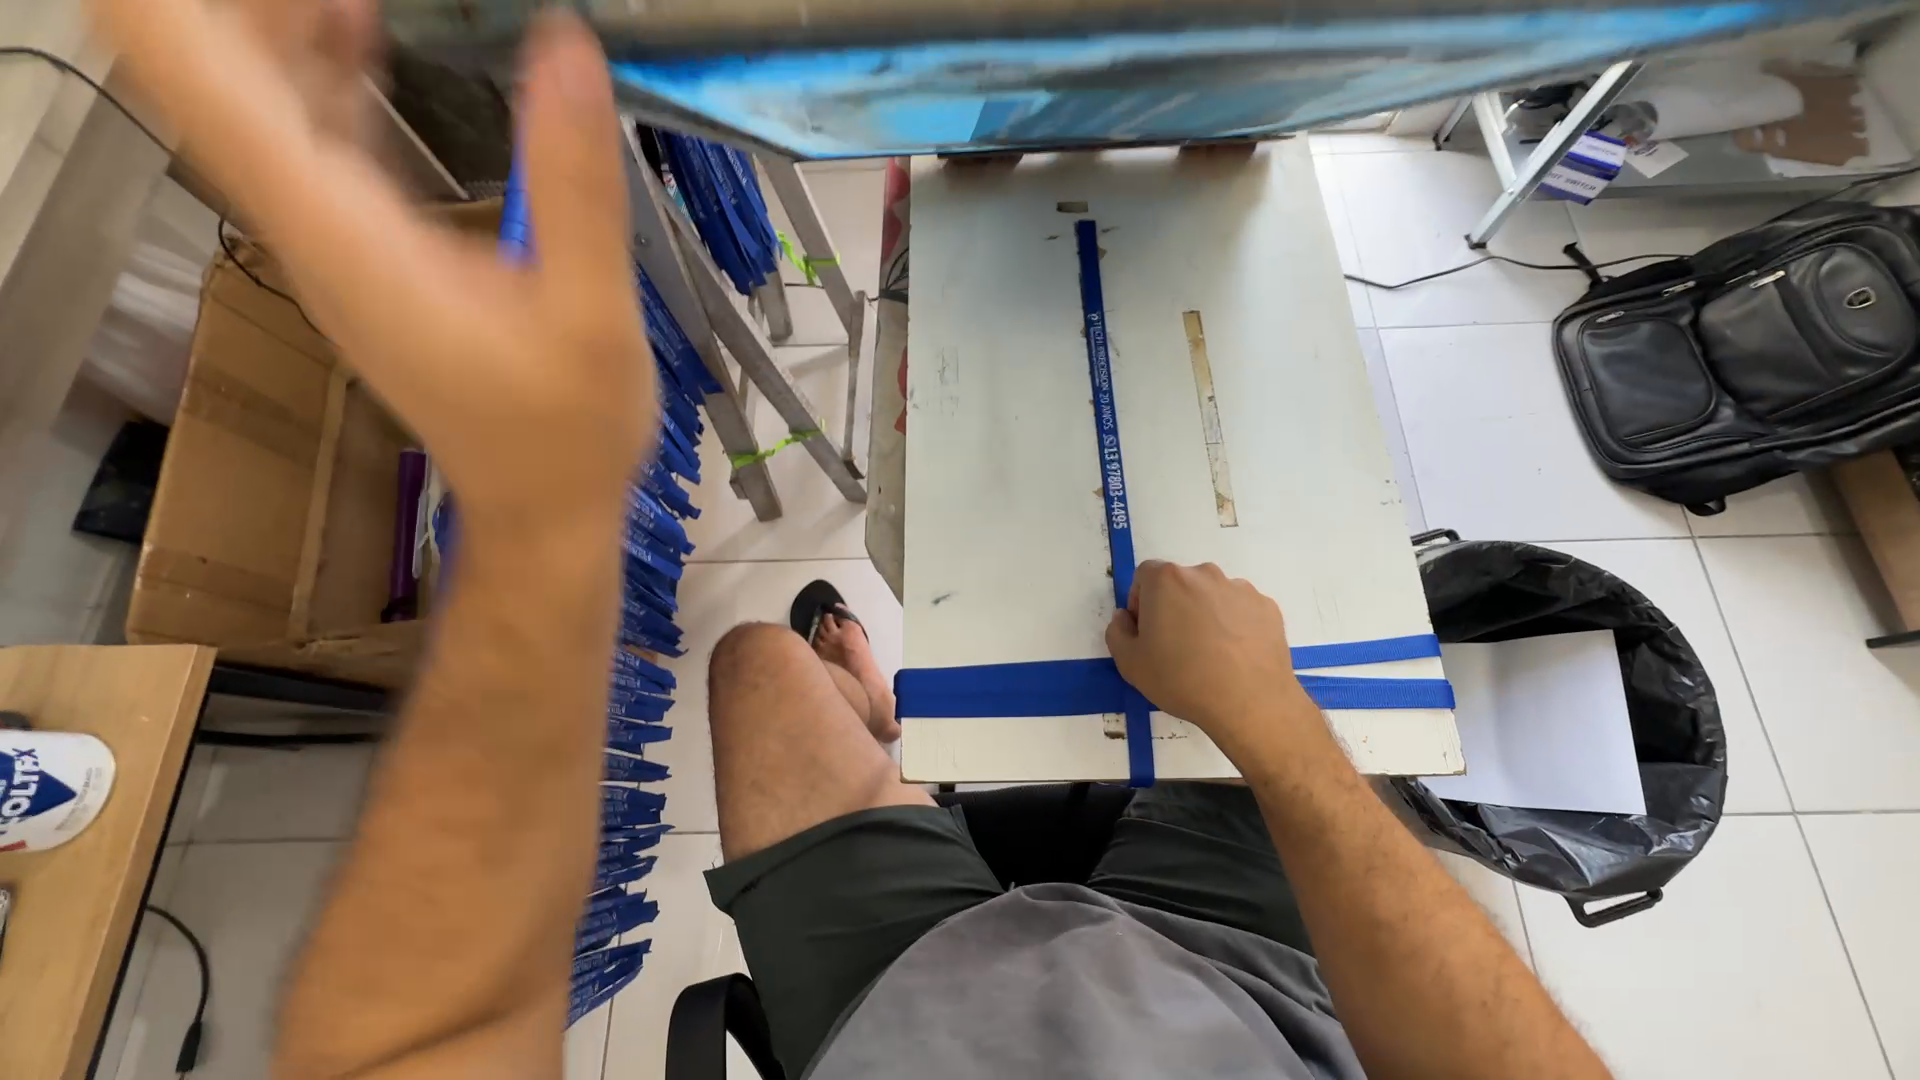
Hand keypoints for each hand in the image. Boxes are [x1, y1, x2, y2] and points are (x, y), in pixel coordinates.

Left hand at [89, 0, 655, 529]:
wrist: (544, 508)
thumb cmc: (569, 431)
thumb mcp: (592, 313)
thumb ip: (576, 185)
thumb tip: (568, 46)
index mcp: (346, 234)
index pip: (192, 65)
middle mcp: (311, 229)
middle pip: (207, 66)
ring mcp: (331, 247)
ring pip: (255, 98)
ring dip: (285, 18)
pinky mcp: (365, 261)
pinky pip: (307, 142)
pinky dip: (323, 74)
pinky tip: (366, 37)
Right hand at [1105, 561, 1325, 759]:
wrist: (1249, 703)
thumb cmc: (1181, 679)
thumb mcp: (1129, 663)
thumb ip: (1117, 631)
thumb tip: (1126, 617)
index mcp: (1168, 580)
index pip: (1145, 575)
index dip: (1140, 602)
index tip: (1146, 632)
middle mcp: (1205, 574)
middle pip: (1180, 583)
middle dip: (1173, 606)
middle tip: (1175, 645)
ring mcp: (1241, 589)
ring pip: (1212, 596)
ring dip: (1205, 614)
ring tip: (1209, 653)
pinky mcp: (1267, 607)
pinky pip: (1241, 610)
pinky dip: (1234, 625)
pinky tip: (1234, 656)